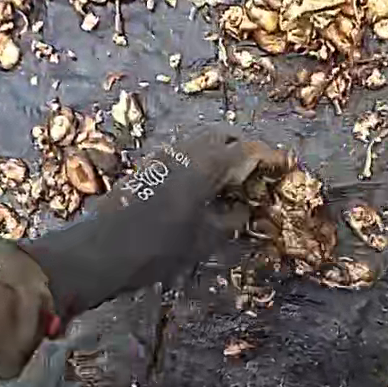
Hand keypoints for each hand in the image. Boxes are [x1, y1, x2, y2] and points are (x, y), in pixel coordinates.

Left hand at [21, 130, 289, 321]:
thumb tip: (245, 210)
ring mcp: (163, 154)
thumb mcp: (203, 239)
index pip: (247, 151)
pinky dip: (201, 161)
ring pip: (200, 142)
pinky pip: (183, 153)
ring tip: (233, 179)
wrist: (102, 250)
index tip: (284, 166)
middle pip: (223, 137)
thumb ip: (230, 221)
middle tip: (258, 171)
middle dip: (244, 149)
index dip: (268, 158)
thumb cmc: (158, 247)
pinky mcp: (147, 165)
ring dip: (220, 153)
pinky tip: (204, 184)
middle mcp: (185, 150)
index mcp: (206, 164)